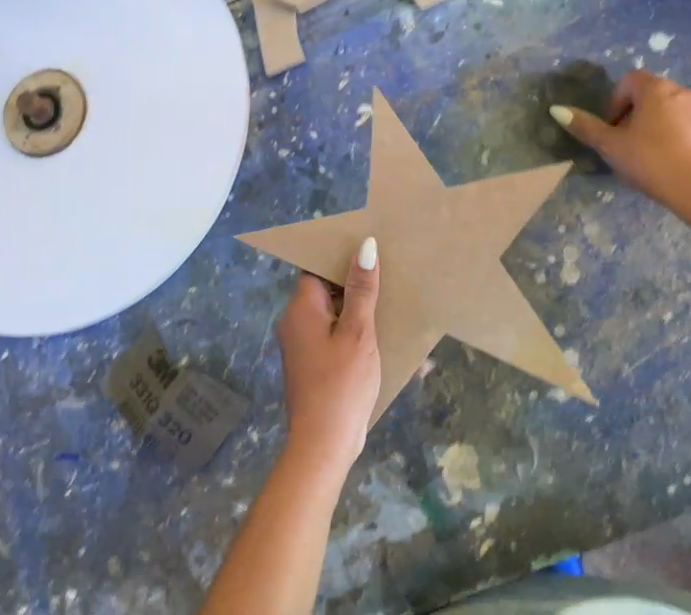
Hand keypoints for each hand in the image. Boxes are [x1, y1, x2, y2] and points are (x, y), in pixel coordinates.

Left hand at [275, 238, 381, 473]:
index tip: (370, 249)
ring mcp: (303, 345)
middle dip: (355, 283)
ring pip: (332, 314)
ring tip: (395, 299)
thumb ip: (361, 290)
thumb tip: (364, 246)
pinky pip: (335, 337)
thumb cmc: (341, 384)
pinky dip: (356, 334)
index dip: (340, 257)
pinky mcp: (314, 365)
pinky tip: (387, 337)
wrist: (323, 444)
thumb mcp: (358, 333)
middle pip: (325, 290)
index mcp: (301, 308)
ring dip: (359, 310)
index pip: (316, 267)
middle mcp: (295, 322)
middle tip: (391, 271)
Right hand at [550, 70, 690, 205]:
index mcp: (655, 89)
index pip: (629, 80)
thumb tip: (556, 109)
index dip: (616, 100)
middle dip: (638, 113)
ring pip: (675, 109)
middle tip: (629, 142)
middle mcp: (684, 91)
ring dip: (661, 123)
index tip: (612, 127)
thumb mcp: (610, 146)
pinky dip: (683, 135)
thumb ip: (585, 126)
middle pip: (653, 93)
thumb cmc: (651, 161)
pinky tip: (677, 161)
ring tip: (653, 154)